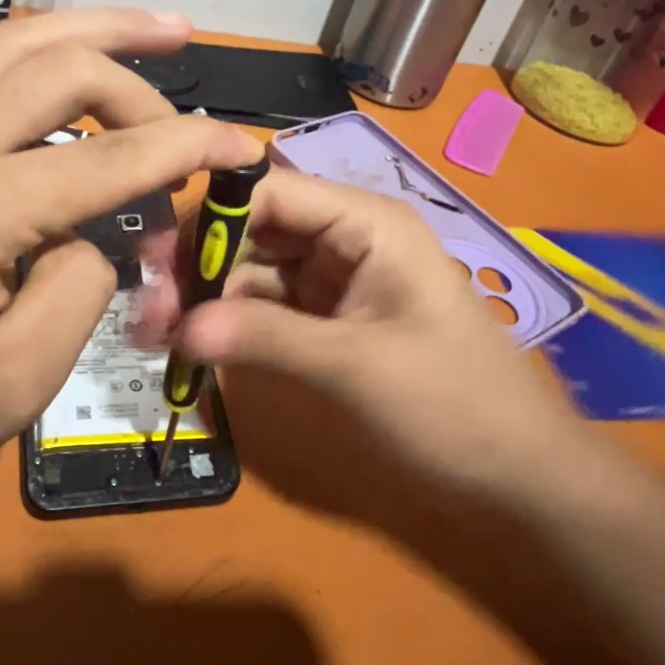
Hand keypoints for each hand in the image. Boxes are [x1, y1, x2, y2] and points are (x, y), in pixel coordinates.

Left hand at [0, 10, 262, 514]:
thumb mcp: (18, 379)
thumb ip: (85, 282)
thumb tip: (106, 226)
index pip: (105, 157)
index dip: (186, 147)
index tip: (243, 148)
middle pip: (58, 67)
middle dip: (142, 90)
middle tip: (196, 127)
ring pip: (11, 43)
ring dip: (91, 29)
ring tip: (160, 28)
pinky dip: (39, 51)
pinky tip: (72, 60)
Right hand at [139, 170, 585, 495]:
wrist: (518, 473)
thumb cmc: (450, 403)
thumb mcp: (353, 366)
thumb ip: (263, 337)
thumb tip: (175, 327)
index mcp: (365, 222)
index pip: (270, 191)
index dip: (209, 217)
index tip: (155, 261)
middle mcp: (347, 237)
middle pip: (255, 228)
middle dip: (200, 264)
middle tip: (146, 311)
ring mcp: (338, 278)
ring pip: (255, 268)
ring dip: (208, 295)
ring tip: (156, 332)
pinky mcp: (331, 318)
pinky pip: (269, 305)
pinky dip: (232, 321)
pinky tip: (193, 343)